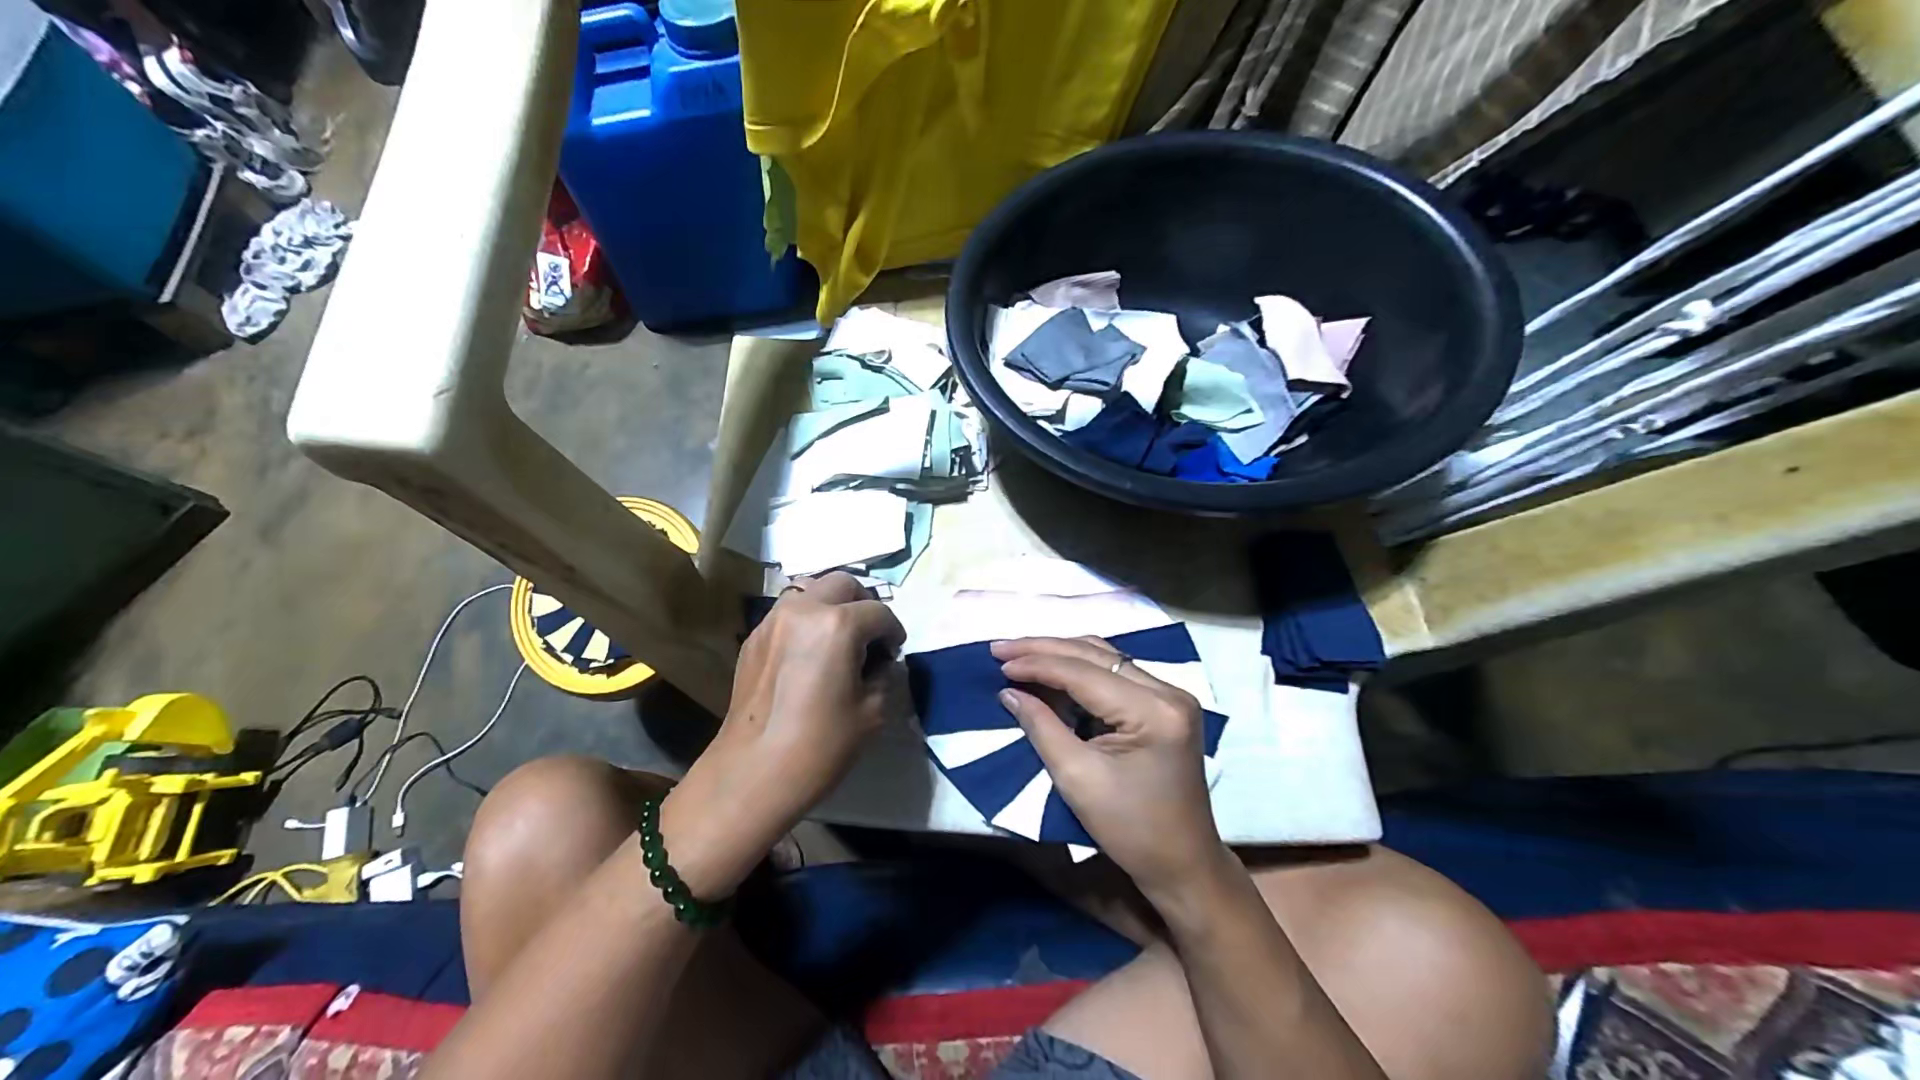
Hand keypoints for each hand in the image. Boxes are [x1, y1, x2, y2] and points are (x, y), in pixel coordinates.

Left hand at [663, 573, 904, 894]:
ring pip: (810, 591)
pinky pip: (788, 614)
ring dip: (832, 606)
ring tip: (839, 639)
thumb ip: (883, 674)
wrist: (753, 772)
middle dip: (863, 604)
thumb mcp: (873, 711)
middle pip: (842, 583)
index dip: (894, 632)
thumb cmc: (821, 744)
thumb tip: (877, 662)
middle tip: (870, 636)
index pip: (879, 612)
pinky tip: (810, 654)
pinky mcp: (753, 638)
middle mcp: (802, 609)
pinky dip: (806, 621)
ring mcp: (772, 621)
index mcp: (837, 624)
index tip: (894, 653)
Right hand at [992, 636, 1229, 898]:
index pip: (1084, 672)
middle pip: (1095, 654)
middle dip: (1044, 649)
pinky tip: (1050, 672)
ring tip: (1019, 654)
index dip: (1037, 664)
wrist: (1182, 864)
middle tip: (1000, 648)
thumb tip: (1009, 691)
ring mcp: (1170, 696)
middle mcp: (1168, 691)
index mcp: (1153, 710)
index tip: (998, 662)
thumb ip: (1041, 726)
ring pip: (1105, 658)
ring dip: (1061, 655)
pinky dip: (1079, 671)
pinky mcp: (1164, 706)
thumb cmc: (1130, 829)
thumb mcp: (1076, 778)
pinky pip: (1115, 675)